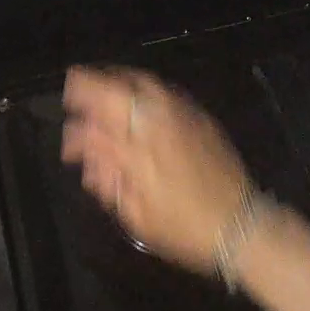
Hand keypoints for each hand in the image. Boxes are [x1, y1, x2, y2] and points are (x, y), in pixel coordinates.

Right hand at [61, 65, 250, 273]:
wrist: (241, 225)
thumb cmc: (183, 228)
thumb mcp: (135, 212)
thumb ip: (108, 175)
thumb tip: (87, 148)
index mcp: (137, 146)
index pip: (98, 111)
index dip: (79, 103)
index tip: (68, 107)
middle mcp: (158, 121)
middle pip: (118, 85)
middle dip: (94, 84)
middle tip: (79, 91)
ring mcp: (182, 114)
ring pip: (142, 81)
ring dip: (118, 82)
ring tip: (104, 90)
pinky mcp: (200, 116)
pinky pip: (165, 91)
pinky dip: (144, 89)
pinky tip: (138, 101)